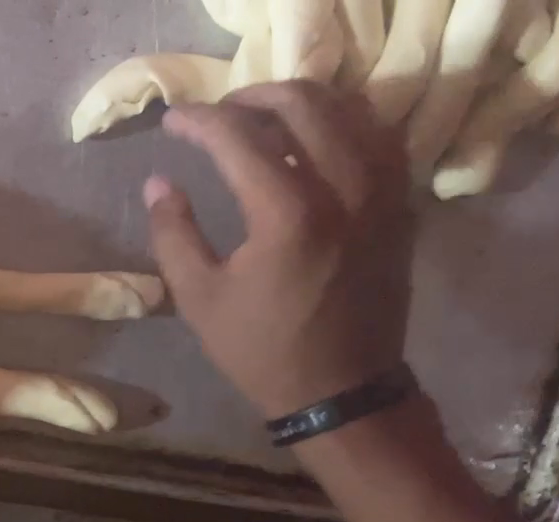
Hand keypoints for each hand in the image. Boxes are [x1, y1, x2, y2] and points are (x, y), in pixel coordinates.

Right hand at [144, 81, 414, 419]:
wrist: (339, 387)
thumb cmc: (260, 349)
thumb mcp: (199, 299)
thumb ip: (174, 235)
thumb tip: (158, 183)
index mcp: (287, 214)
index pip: (240, 138)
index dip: (200, 121)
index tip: (171, 122)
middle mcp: (344, 186)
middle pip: (303, 103)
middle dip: (252, 96)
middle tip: (218, 112)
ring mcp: (383, 189)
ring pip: (349, 108)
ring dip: (301, 101)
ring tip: (263, 116)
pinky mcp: (400, 201)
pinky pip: (378, 134)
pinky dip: (342, 121)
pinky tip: (314, 137)